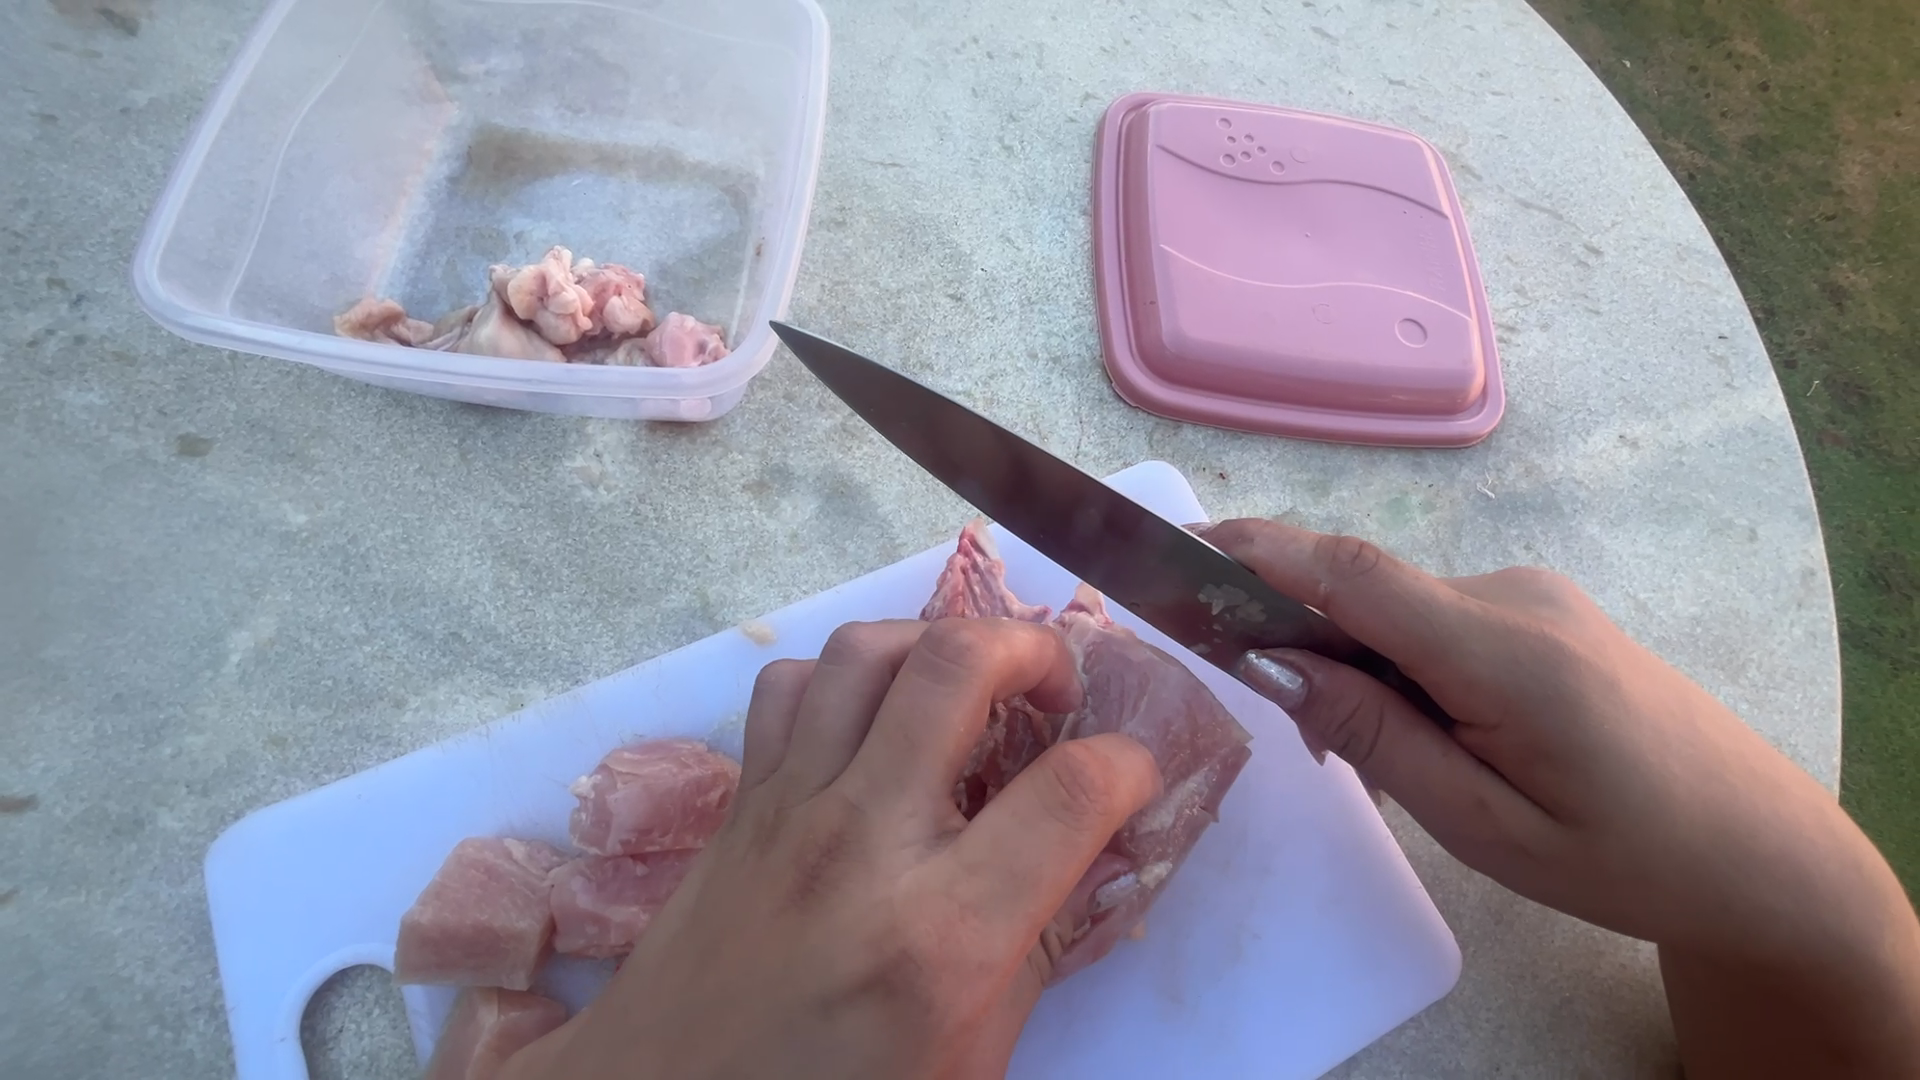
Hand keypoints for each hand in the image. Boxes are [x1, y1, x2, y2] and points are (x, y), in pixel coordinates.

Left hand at [509, 618, 1160, 1079]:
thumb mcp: (974, 1051)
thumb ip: (1044, 937)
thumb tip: (1099, 842)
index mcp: (943, 933)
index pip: (1069, 795)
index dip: (1126, 765)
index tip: (1129, 770)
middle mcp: (864, 840)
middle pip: (957, 663)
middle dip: (1031, 648)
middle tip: (1051, 688)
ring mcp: (790, 803)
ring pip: (866, 649)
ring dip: (934, 645)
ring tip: (964, 688)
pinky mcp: (742, 793)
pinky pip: (791, 684)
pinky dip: (844, 678)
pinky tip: (869, 719)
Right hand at [1204, 518, 1919, 1078]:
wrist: (1768, 854)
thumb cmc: (1622, 858)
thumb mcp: (1478, 823)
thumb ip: (1370, 734)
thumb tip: (1269, 664)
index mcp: (1506, 653)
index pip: (1354, 575)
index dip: (1261, 550)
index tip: (1185, 544)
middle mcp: (1511, 595)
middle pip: (1359, 588)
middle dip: (1293, 630)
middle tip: (1285, 715)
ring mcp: (1525, 592)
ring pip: (1387, 603)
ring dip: (1343, 652)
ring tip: (1360, 742)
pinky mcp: (1529, 605)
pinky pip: (1423, 612)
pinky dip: (1384, 652)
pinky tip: (1413, 720)